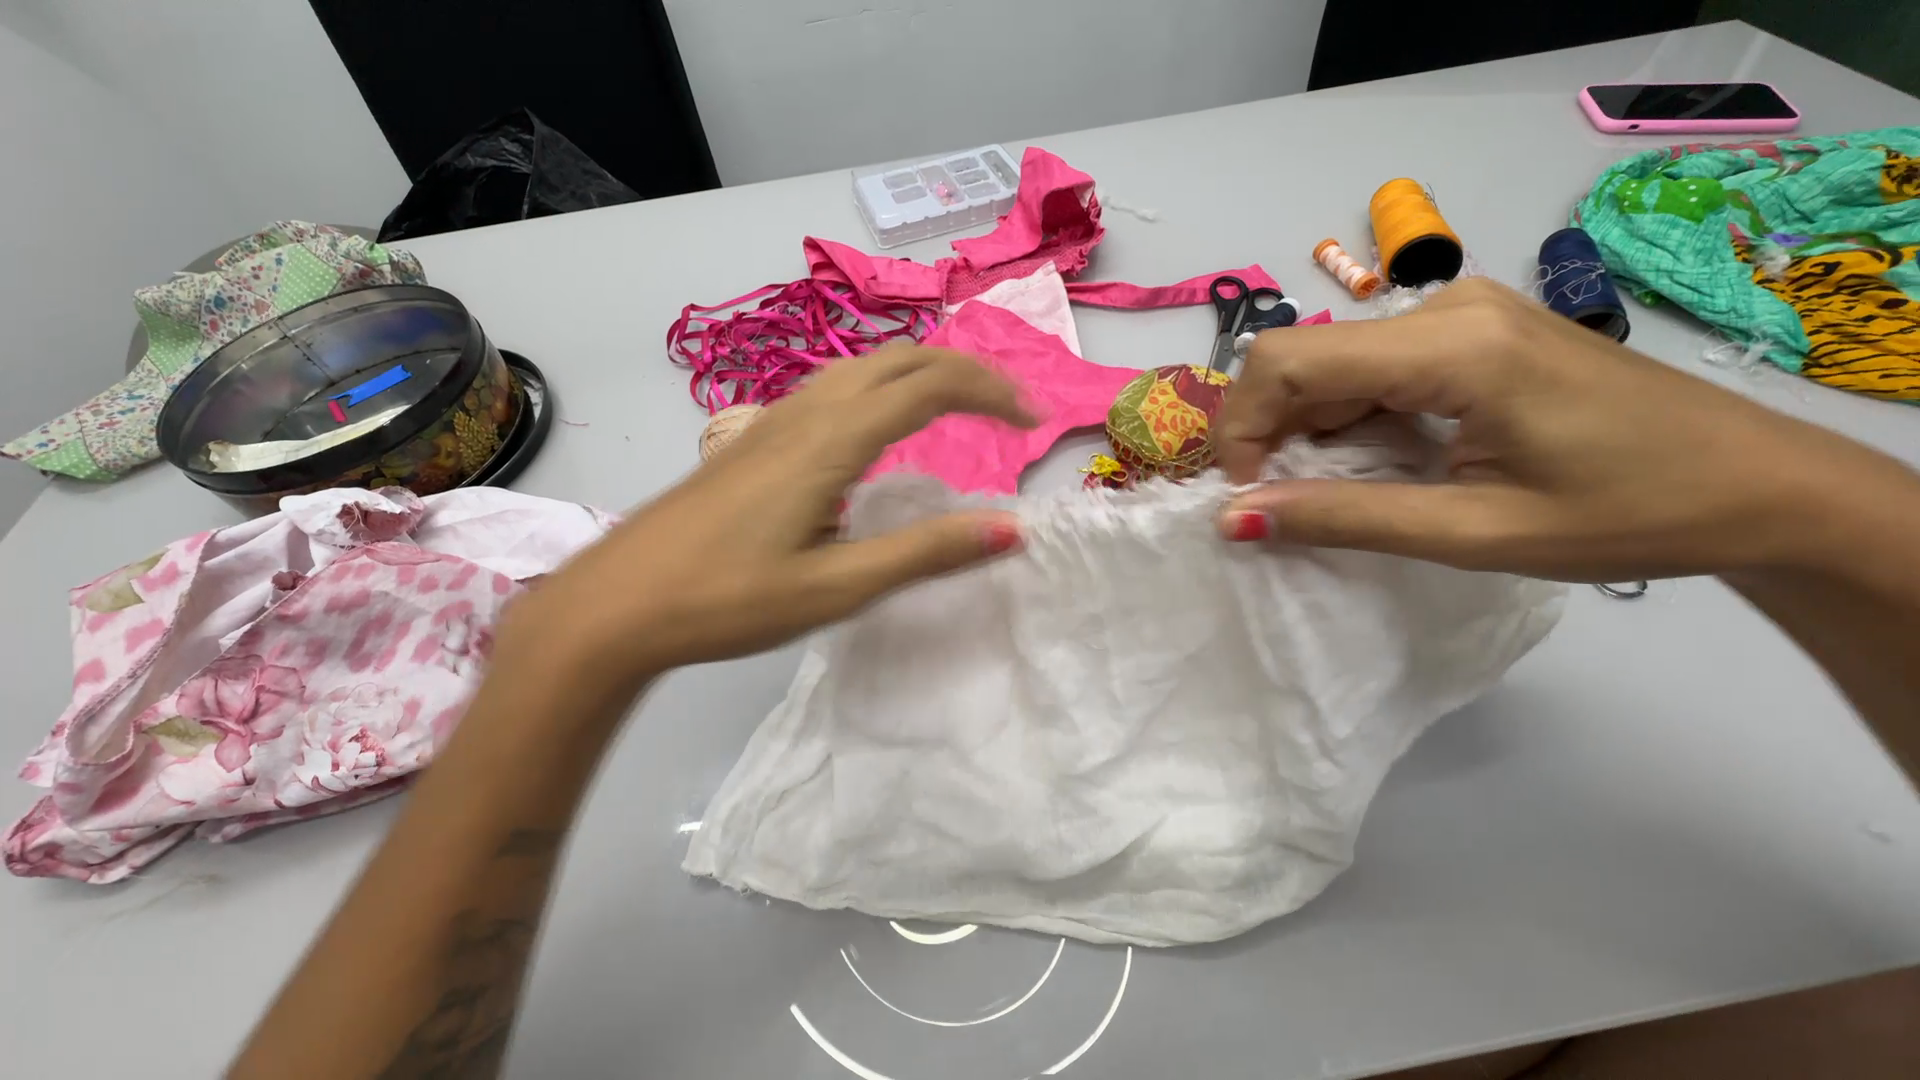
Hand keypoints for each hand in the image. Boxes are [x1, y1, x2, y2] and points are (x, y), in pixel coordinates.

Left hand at [496, 345, 1034, 687]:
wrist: (616, 604)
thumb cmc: (727, 601)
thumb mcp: (838, 588)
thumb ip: (926, 554)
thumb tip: (1012, 530)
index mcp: (832, 440)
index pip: (931, 384)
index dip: (991, 392)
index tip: (1034, 421)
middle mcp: (805, 413)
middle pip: (899, 358)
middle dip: (964, 371)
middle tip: (1008, 411)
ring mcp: (772, 421)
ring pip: (861, 366)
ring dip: (920, 373)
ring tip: (958, 409)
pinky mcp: (752, 440)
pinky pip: (832, 388)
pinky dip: (880, 388)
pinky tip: (878, 432)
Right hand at [1212, 278, 1919, 582]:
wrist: (1757, 486)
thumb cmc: (1627, 515)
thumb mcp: (1473, 533)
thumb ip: (1344, 518)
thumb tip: (1233, 519)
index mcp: (1453, 347)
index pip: (1289, 361)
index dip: (1242, 428)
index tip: (1244, 497)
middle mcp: (1448, 309)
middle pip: (1304, 357)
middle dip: (1270, 432)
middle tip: (1279, 504)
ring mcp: (1464, 314)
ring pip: (1333, 363)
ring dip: (1309, 428)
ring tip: (1333, 492)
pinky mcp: (1474, 332)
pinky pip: (1373, 368)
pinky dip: (1349, 418)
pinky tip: (1376, 463)